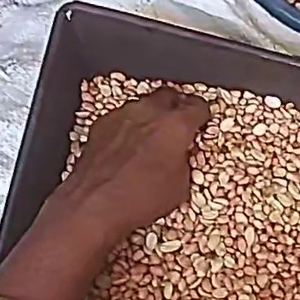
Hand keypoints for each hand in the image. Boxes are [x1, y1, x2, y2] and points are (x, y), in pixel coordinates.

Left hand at [56, 87, 208, 239]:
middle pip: (170, 96)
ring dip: (152, 116)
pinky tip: (130, 146)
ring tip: (154, 136)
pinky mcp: (101, 124)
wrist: (95, 204)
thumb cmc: (141, 199)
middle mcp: (149, 112)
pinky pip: (122, 118)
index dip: (203, 114)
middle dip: (178, 107)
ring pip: (144, 105)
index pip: (198, 107)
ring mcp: (122, 115)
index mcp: (176, 126)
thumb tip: (181, 156)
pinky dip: (130, 127)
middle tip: (181, 122)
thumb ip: (185, 161)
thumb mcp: (180, 187)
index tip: (203, 120)